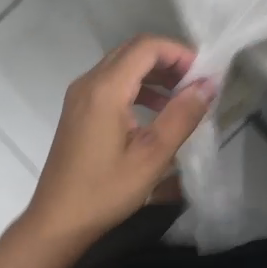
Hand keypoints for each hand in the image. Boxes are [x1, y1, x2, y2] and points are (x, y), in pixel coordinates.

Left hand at [21, 36, 217, 249]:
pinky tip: (156, 113)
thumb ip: (182, 115)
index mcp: (105, 89)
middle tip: (197, 84)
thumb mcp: (152, 156)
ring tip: (183, 98)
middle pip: (132, 52)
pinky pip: (110, 86)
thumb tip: (208, 84)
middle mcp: (88, 83)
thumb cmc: (106, 191)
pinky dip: (137, 89)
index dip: (179, 53)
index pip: (146, 47)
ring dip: (154, 75)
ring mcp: (79, 97)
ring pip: (121, 68)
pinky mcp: (77, 112)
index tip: (204, 75)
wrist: (58, 220)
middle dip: (168, 61)